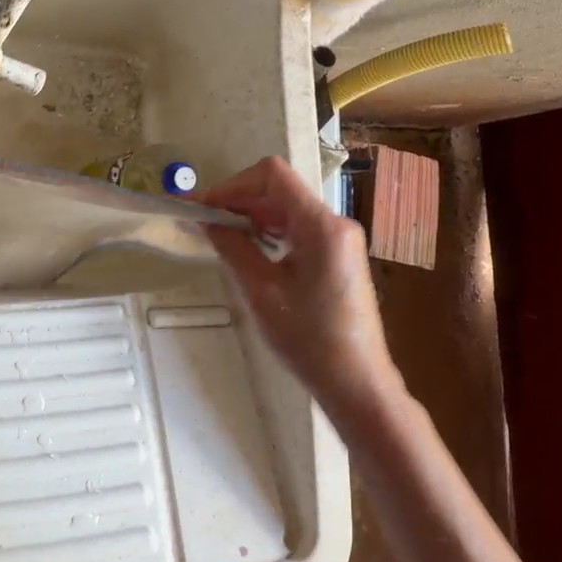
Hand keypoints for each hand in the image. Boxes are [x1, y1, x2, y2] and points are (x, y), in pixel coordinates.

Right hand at [198, 157, 399, 419]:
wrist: (358, 385)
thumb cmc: (309, 340)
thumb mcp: (261, 292)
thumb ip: (234, 248)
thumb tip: (209, 221)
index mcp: (321, 226)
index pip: (272, 176)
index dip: (232, 185)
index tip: (203, 206)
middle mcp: (336, 222)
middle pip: (280, 189)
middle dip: (239, 199)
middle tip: (204, 220)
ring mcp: (341, 239)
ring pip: (288, 207)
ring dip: (253, 214)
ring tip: (221, 234)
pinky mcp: (339, 255)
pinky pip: (300, 227)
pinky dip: (271, 229)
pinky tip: (250, 248)